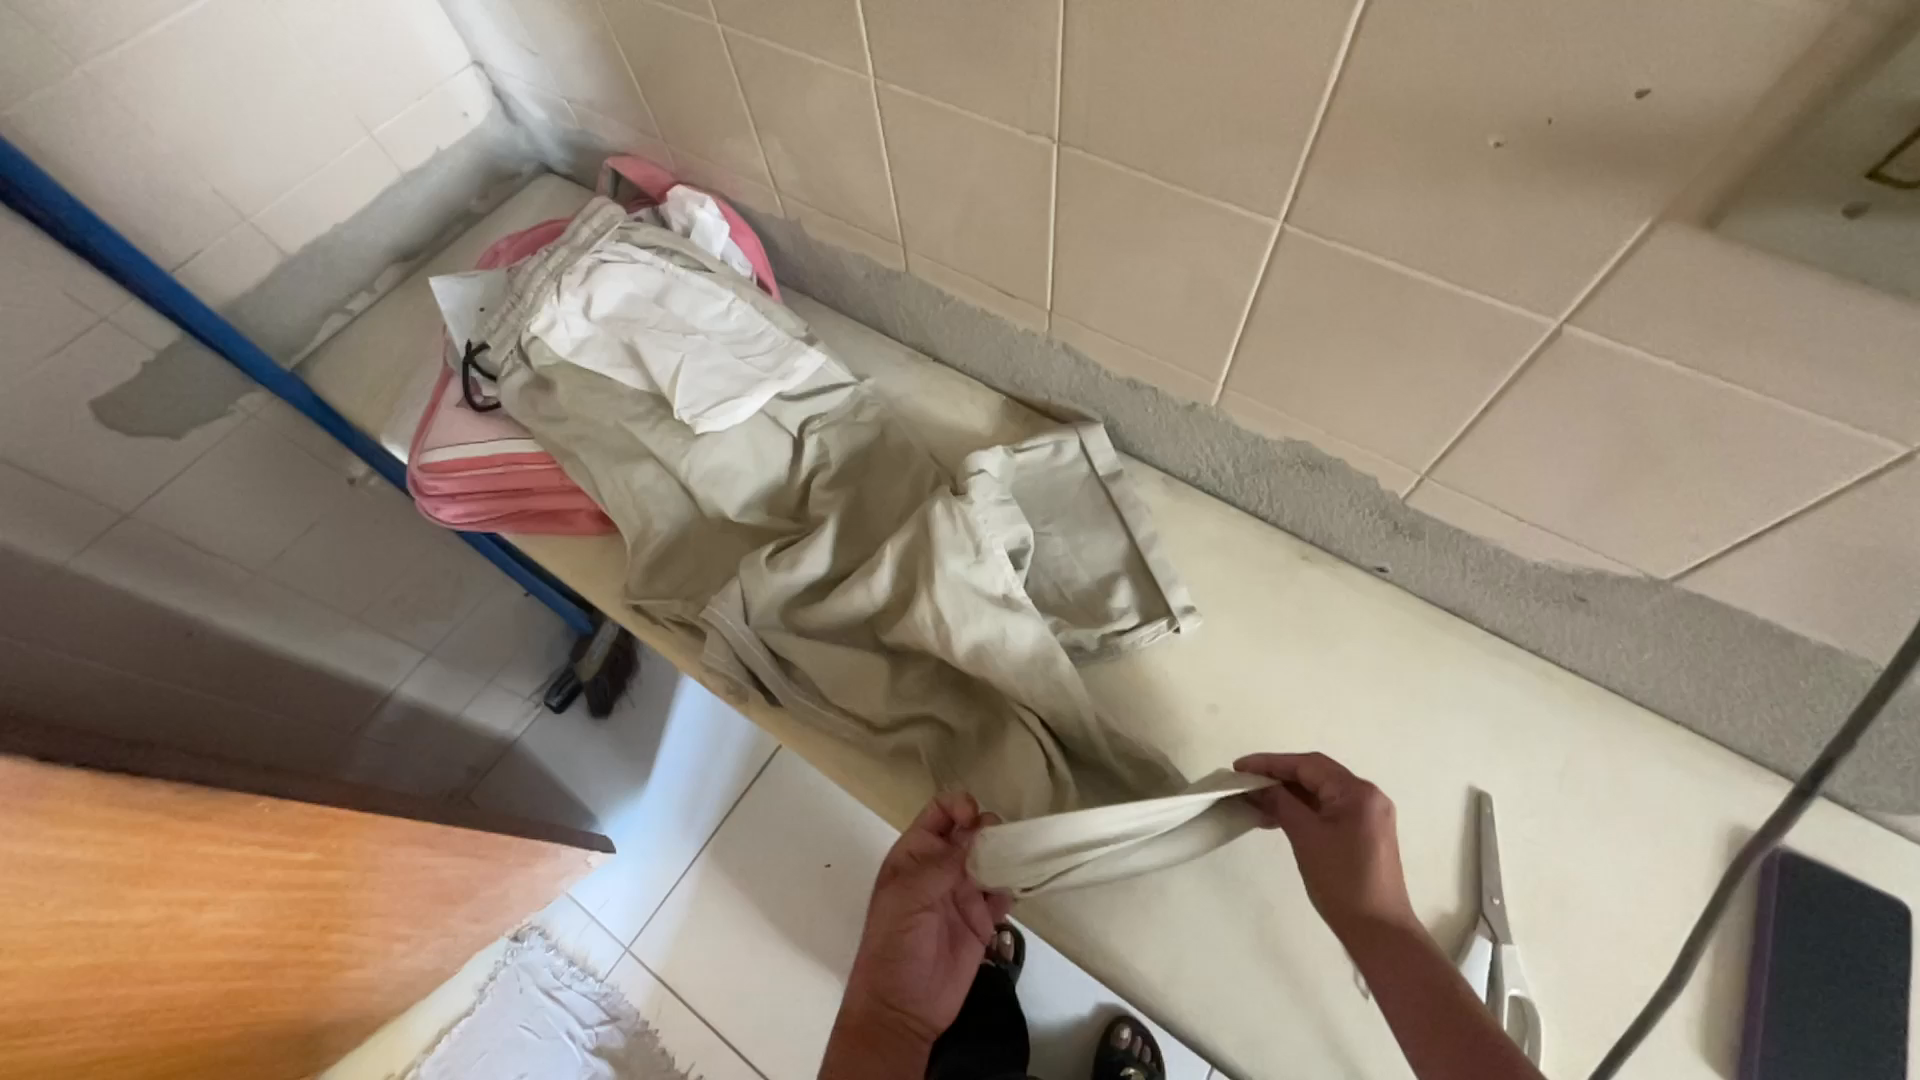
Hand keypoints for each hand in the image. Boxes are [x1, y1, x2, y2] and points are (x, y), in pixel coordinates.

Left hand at [824, 791, 1011, 1078]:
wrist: (901, 1009)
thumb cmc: (893, 947)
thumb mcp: (908, 899)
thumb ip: (941, 864)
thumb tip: (976, 830)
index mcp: (915, 854)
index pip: (940, 812)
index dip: (959, 806)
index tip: (974, 818)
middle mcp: (941, 866)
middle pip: (972, 831)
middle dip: (988, 829)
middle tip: (1000, 845)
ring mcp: (963, 892)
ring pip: (991, 858)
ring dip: (1005, 856)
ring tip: (1011, 866)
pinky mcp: (982, 920)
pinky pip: (1002, 892)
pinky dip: (1010, 888)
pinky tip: (1008, 897)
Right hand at [1234, 752, 1416, 940]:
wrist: (1378, 931)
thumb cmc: (1341, 880)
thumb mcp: (1305, 836)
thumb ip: (1279, 803)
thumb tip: (1255, 786)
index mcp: (1357, 793)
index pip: (1308, 765)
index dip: (1270, 763)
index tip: (1239, 768)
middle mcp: (1367, 797)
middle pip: (1315, 774)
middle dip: (1278, 775)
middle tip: (1245, 780)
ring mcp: (1367, 816)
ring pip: (1319, 792)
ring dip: (1287, 793)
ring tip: (1255, 799)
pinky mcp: (1363, 833)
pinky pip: (1326, 809)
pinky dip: (1301, 809)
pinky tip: (1275, 817)